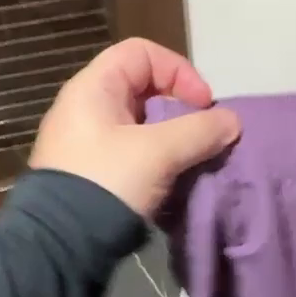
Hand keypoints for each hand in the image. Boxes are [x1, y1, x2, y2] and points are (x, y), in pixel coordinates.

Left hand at [29, 39, 241, 218]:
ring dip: (173, 141)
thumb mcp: (158, 152)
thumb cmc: (108, 182)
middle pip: (144, 91)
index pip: (142, 53)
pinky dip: (158, 164)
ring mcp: (88, 144)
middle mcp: (87, 109)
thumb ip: (199, 132)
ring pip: (141, 128)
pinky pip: (134, 156)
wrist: (63, 242)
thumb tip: (232, 122)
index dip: (179, 72)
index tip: (203, 106)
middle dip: (181, 111)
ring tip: (192, 164)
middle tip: (202, 138)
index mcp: (93, 88)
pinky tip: (173, 184)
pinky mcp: (94, 176)